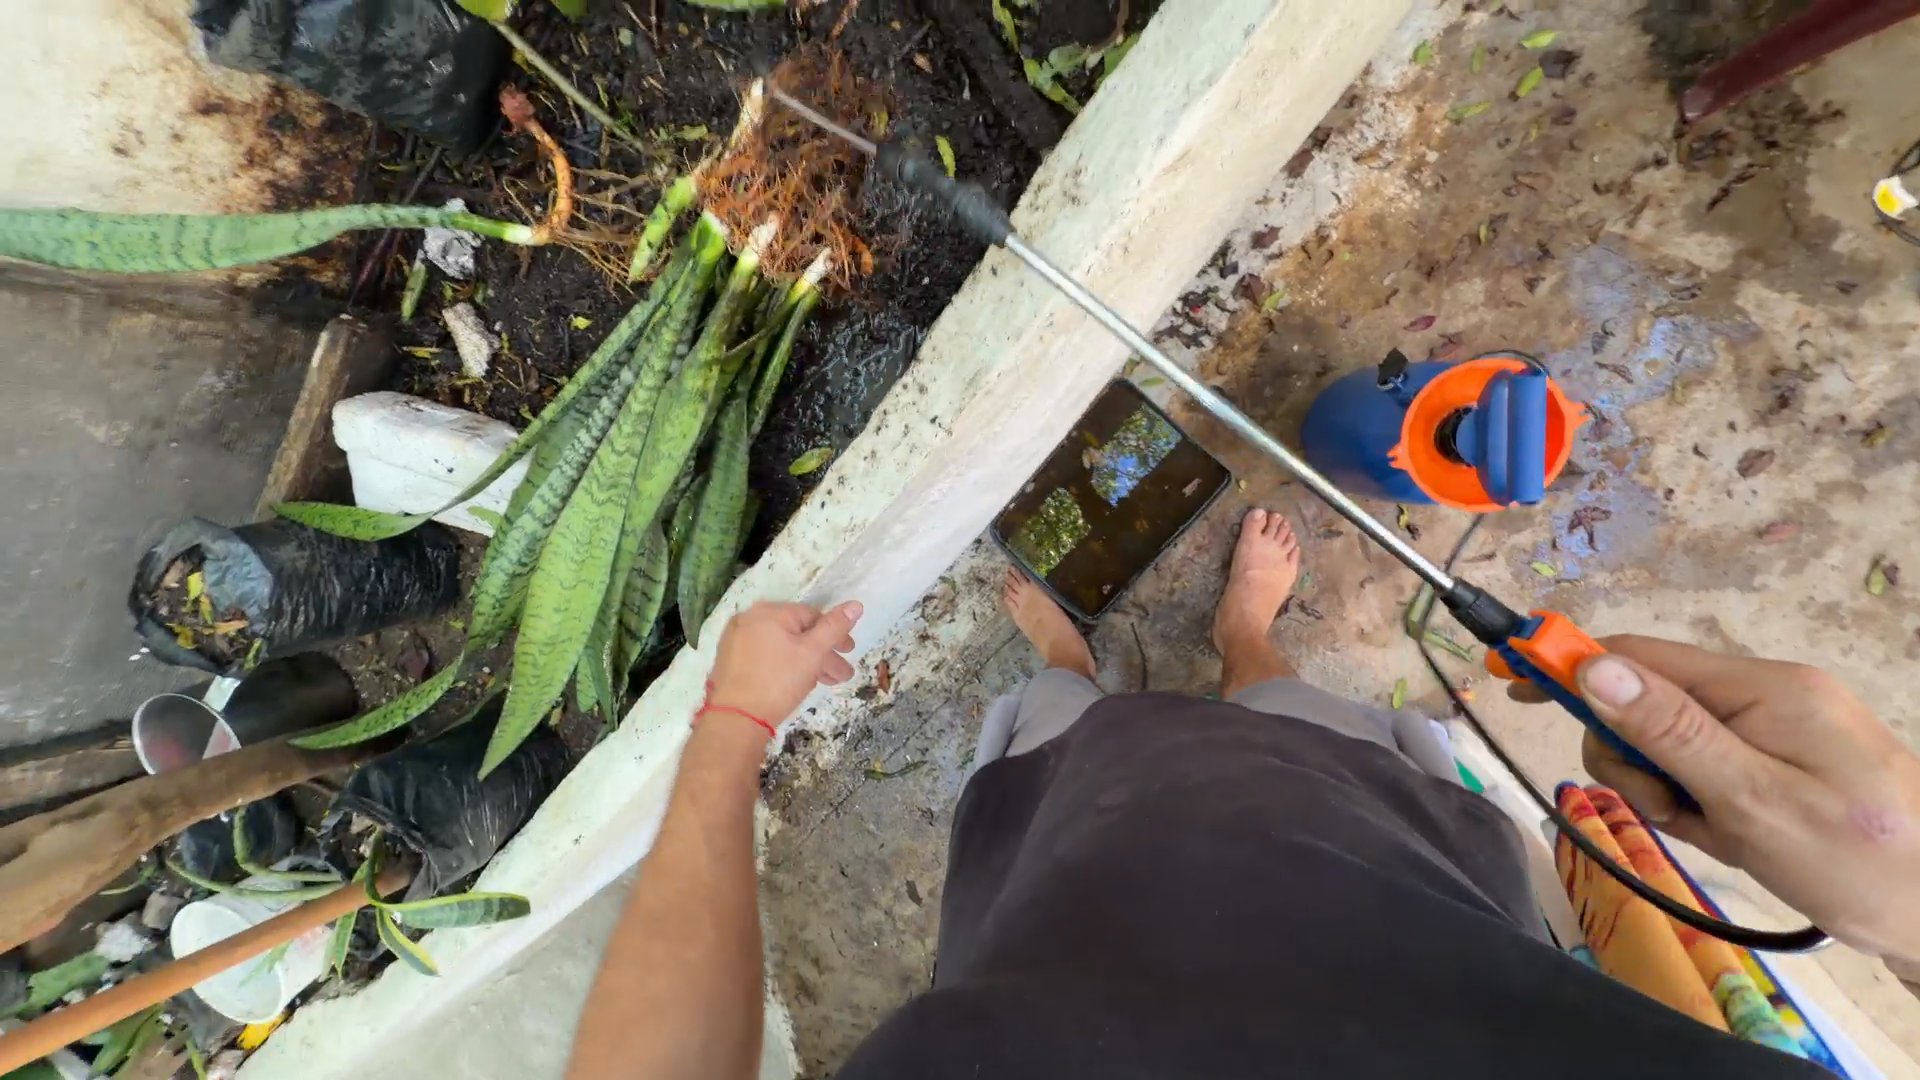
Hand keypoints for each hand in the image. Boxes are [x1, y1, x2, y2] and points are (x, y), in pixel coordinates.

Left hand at [705, 601, 862, 732]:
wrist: (735, 720)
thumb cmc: (778, 681)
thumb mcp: (813, 653)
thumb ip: (835, 627)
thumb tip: (856, 604)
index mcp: (769, 612)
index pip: (812, 616)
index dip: (834, 634)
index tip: (849, 652)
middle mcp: (749, 619)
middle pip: (797, 633)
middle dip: (823, 654)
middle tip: (841, 675)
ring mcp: (737, 640)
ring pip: (782, 647)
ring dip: (807, 663)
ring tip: (826, 683)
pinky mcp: (731, 661)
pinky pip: (766, 656)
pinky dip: (785, 665)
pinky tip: (799, 682)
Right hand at [1516, 635, 1919, 960]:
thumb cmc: (1866, 862)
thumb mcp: (1757, 800)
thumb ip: (1670, 731)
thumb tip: (1591, 667)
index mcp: (1760, 687)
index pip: (1633, 655)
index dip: (1565, 662)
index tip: (1508, 675)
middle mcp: (1755, 694)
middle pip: (1635, 699)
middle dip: (1624, 751)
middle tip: (1656, 803)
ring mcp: (1759, 726)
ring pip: (1651, 737)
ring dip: (1652, 782)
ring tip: (1699, 825)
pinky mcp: (1759, 757)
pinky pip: (1683, 762)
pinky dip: (1680, 795)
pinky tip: (1716, 826)